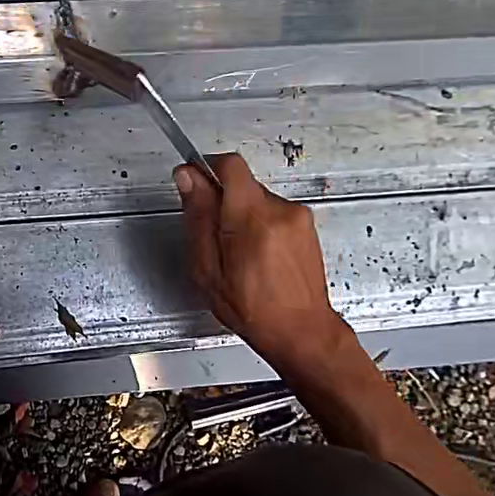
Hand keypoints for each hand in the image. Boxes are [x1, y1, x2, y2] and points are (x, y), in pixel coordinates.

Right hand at [176, 154, 356, 377]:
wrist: (301, 330)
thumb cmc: (255, 309)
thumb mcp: (208, 268)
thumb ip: (197, 216)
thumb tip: (188, 178)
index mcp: (252, 218)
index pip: (229, 165)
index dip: (206, 168)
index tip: (194, 182)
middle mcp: (280, 210)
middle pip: (240, 182)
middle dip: (221, 202)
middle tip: (213, 237)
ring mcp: (297, 216)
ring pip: (255, 197)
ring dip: (240, 215)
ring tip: (237, 253)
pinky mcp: (306, 224)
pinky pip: (272, 210)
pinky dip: (259, 225)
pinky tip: (256, 255)